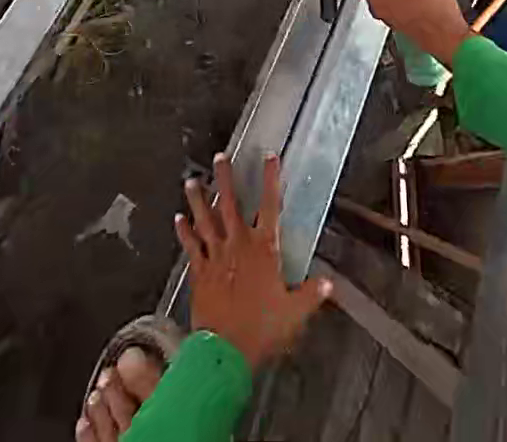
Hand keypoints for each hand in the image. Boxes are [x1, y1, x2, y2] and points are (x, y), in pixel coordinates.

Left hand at [176, 153, 330, 367]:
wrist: (227, 349)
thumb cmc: (263, 328)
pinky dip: (184, 231)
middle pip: (230, 204)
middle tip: (219, 157)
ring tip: (191, 181)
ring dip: (198, 199)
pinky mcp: (199, 270)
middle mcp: (238, 244)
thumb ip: (310, 295)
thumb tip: (328, 284)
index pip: (270, 206)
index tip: (270, 157)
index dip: (271, 179)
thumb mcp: (294, 312)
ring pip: (205, 219)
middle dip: (225, 178)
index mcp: (263, 249)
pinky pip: (190, 245)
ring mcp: (215, 255)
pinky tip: (178, 218)